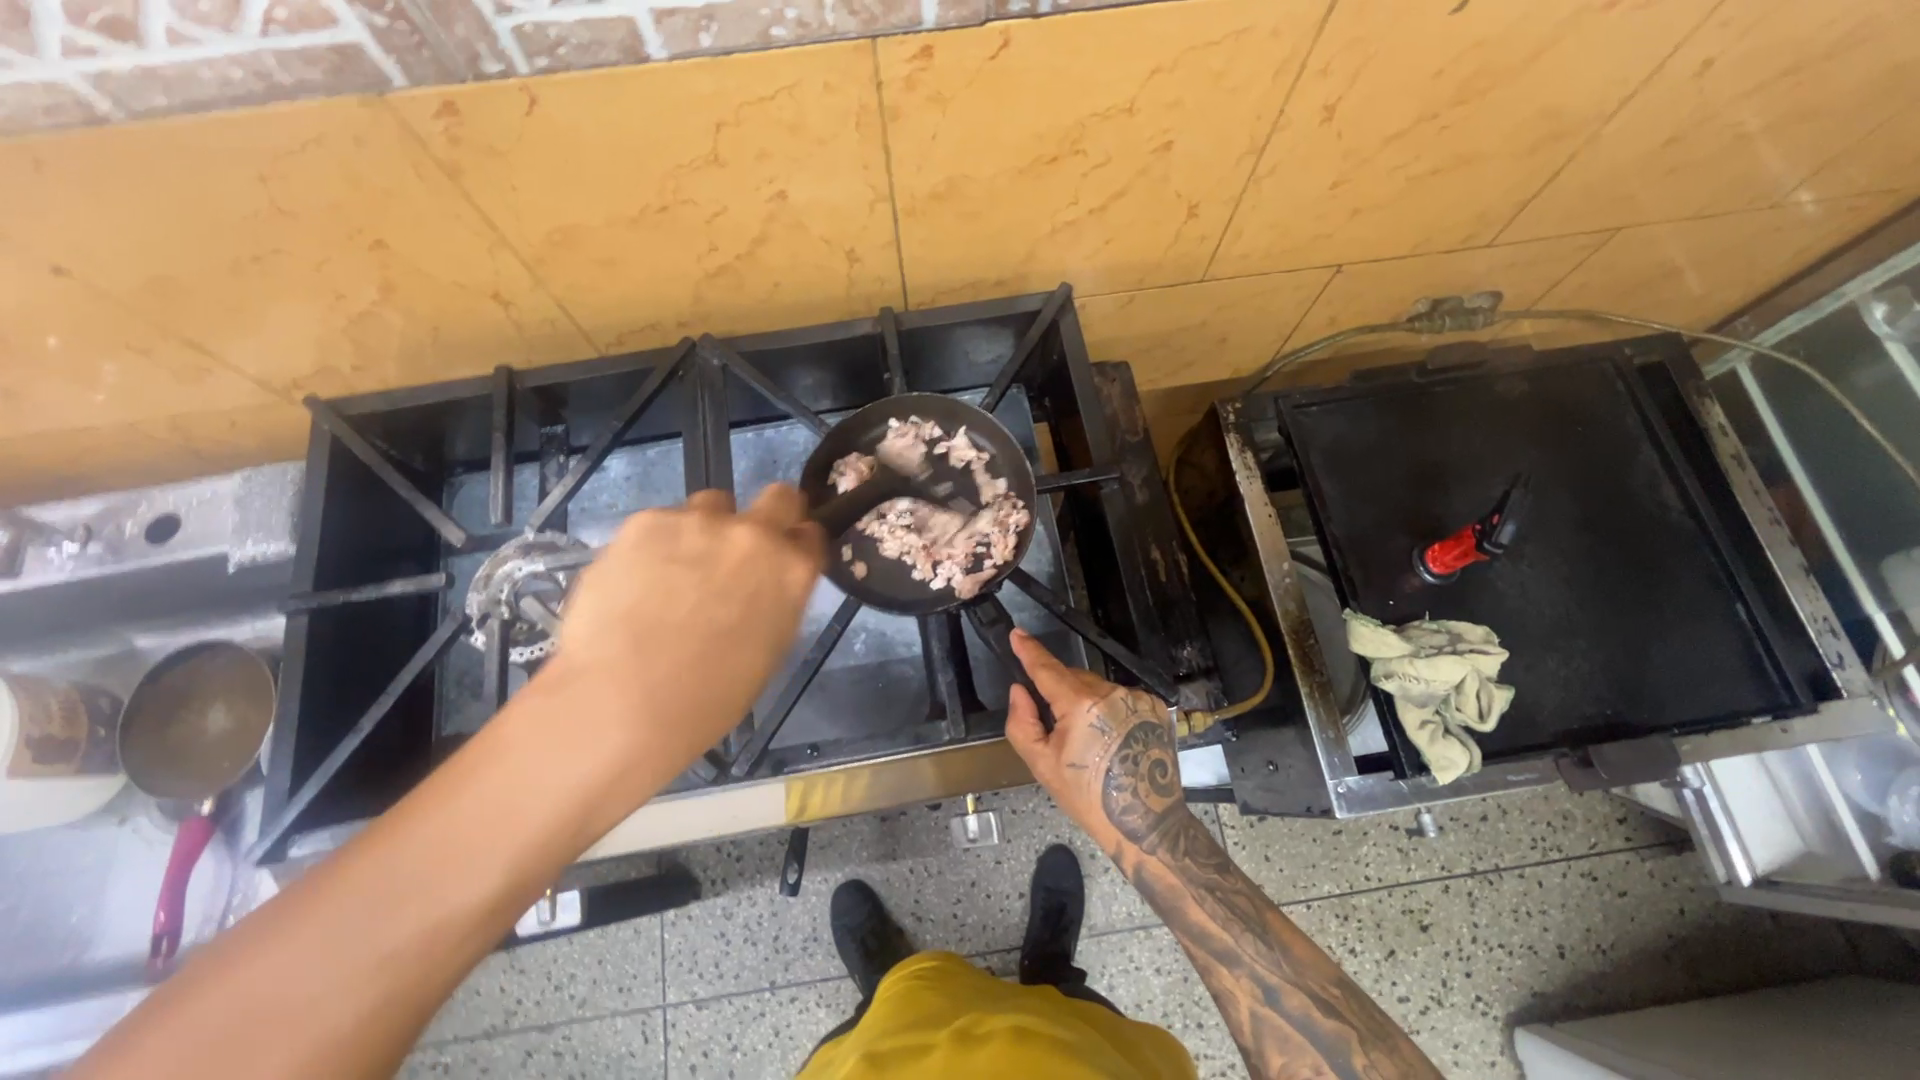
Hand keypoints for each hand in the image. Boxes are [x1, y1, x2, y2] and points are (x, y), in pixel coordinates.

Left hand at [544, 486, 824, 773]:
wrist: (626, 700)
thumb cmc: (708, 698)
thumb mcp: (768, 649)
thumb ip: (774, 600)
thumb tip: (759, 586)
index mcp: (792, 571)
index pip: (811, 535)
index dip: (794, 546)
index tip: (779, 560)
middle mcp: (755, 534)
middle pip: (778, 498)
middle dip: (766, 517)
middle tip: (737, 552)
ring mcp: (699, 522)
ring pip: (710, 506)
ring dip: (703, 530)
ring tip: (671, 573)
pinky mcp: (646, 521)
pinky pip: (660, 522)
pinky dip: (654, 544)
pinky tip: (634, 581)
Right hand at [1004, 630, 1186, 854]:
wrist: (1145, 821)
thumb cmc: (1088, 796)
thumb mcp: (1042, 765)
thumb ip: (1022, 723)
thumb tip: (1020, 690)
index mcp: (1081, 705)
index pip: (1048, 669)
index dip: (1029, 650)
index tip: (1017, 633)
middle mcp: (1111, 692)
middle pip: (1073, 678)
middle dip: (1058, 691)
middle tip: (1054, 727)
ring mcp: (1136, 698)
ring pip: (1097, 688)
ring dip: (1084, 702)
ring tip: (1087, 742)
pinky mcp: (1154, 707)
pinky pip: (1119, 698)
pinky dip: (1107, 709)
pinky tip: (1109, 739)